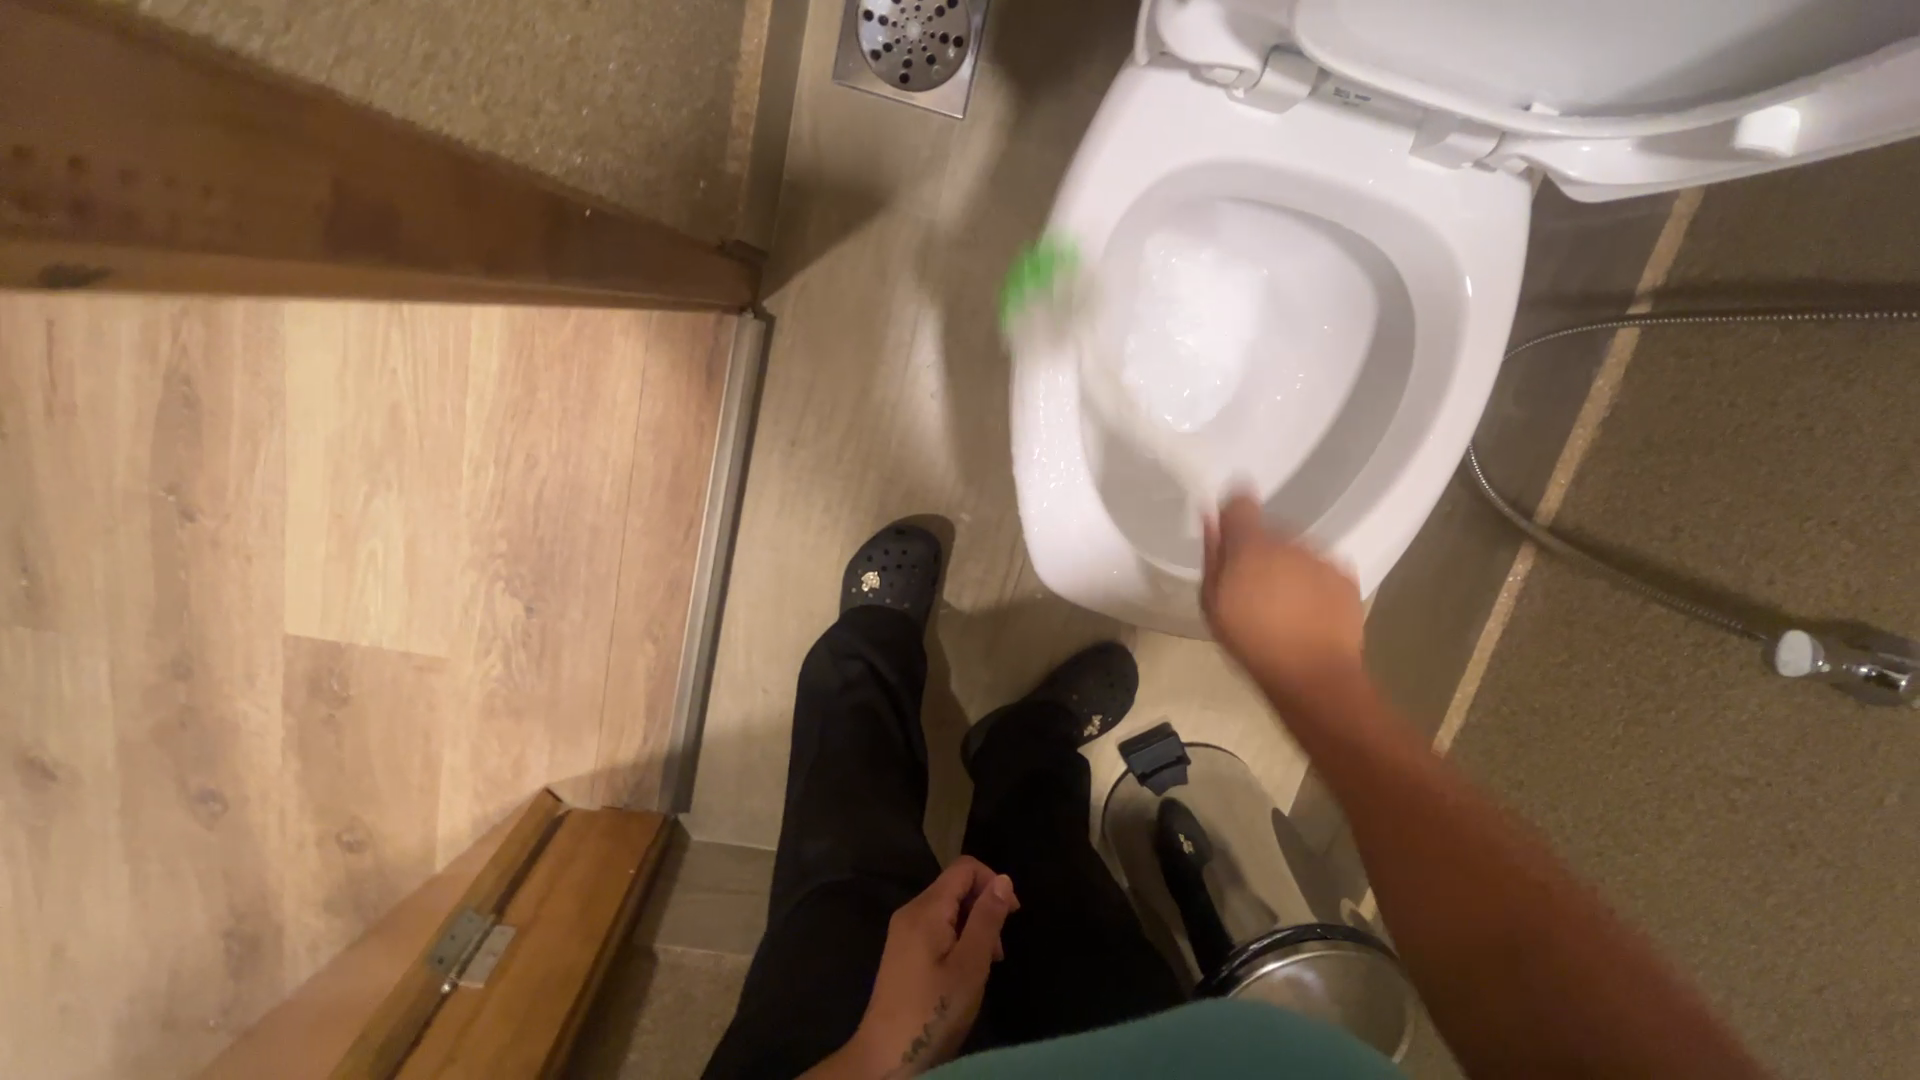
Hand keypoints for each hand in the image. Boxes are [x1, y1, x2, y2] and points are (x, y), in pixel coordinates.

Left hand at [817, 857, 1018, 1079]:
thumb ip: (987, 919)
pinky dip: (958, 939)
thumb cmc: (933, 1010)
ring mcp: (903, 932)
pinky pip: (936, 928)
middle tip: (997, 952)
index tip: (1012, 916)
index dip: (993, 881)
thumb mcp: (971, 964)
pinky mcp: (902, 951)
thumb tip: (1003, 878)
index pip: (964, 867)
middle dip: (984, 909)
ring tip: (985, 965)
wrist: (886, 1057)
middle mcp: (911, 911)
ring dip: (973, 927)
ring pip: (948, 909)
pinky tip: (965, 971)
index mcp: (926, 908)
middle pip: (956, 887)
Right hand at [1202, 493, 1365, 700]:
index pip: (1239, 502)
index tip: (1229, 537)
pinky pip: (1321, 568)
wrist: (1313, 674)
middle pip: (1269, 530)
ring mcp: (1321, 557)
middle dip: (1260, 550)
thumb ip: (1212, 556)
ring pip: (1297, 549)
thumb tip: (1210, 520)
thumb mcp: (1213, 604)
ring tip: (1282, 605)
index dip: (1232, 515)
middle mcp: (1289, 540)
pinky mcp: (1346, 576)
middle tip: (1253, 588)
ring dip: (1287, 567)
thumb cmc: (1251, 642)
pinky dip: (1312, 582)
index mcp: (1250, 544)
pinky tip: (1307, 612)